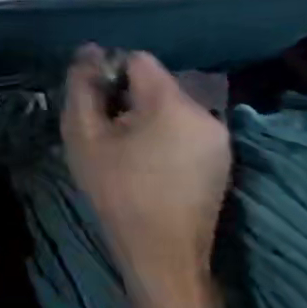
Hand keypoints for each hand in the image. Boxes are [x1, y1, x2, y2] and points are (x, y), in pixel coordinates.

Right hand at [62, 46, 230, 297]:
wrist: (162, 256)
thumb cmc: (117, 191)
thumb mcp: (84, 133)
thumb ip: (83, 85)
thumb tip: (89, 52)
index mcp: (173, 104)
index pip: (138, 59)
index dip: (110, 72)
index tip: (95, 103)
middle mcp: (205, 114)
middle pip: (156, 81)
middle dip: (127, 95)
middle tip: (106, 127)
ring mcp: (219, 139)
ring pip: (171, 104)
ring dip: (145, 114)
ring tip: (124, 145)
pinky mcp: (223, 160)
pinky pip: (186, 126)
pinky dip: (163, 131)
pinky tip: (147, 160)